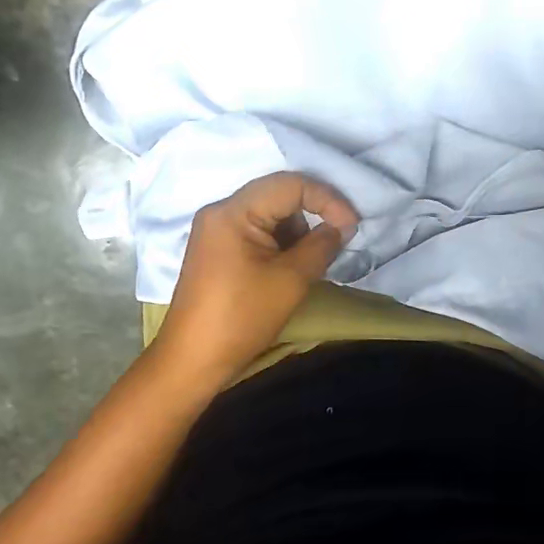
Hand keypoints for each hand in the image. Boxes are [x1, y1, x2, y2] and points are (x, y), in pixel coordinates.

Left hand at [151, 172, 359, 381]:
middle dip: (312, 215)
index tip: (351, 227)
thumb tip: (340, 227)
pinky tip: (289, 270)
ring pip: (268, 214)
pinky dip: (279, 244)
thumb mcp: (290, 280)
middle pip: (277, 195)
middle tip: (335, 243)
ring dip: (296, 232)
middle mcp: (219, 212)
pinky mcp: (215, 250)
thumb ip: (321, 245)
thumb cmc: (241, 317)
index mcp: (232, 212)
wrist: (192, 359)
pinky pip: (255, 232)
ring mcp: (214, 231)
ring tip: (308, 265)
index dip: (327, 199)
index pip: (290, 184)